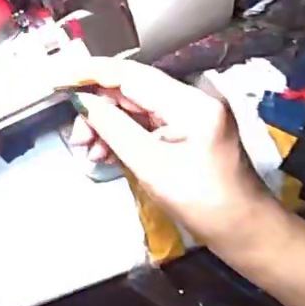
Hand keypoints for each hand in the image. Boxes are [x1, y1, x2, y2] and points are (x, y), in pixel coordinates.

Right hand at [55, 58, 278, 250]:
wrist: (247, 231)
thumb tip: (82, 102)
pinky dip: (121, 135)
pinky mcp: (185, 129)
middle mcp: (190, 100)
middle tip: (76, 137)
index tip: (58, 80)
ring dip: (105, 126)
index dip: (89, 74)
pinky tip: (105, 153)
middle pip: (128, 90)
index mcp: (188, 103)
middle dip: (96, 110)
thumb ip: (113, 128)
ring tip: (89, 151)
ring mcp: (189, 114)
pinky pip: (143, 122)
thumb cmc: (204, 203)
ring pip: (131, 107)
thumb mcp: (150, 166)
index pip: (128, 74)